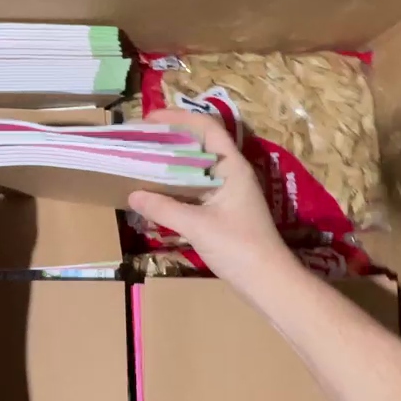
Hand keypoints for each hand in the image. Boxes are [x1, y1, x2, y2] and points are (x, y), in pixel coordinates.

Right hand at [127, 109, 290, 285]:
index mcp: (232, 168)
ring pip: (194, 168)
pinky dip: (173, 186)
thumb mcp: (198, 226)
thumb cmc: (240, 248)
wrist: (268, 282)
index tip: (149, 119)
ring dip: (169, 163)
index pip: (207, 129)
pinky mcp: (221, 211)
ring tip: (141, 161)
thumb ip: (164, 208)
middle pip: (198, 145)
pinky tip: (153, 194)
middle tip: (140, 140)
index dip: (179, 118)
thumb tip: (132, 194)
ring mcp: (227, 193)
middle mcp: (230, 174)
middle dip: (169, 139)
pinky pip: (193, 189)